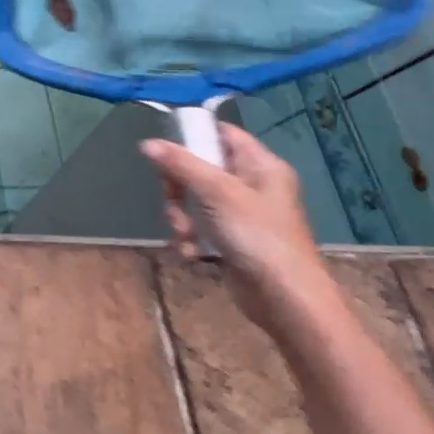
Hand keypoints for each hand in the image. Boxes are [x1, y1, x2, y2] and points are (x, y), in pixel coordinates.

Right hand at [140, 122, 329, 327]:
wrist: (286, 299)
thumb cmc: (258, 236)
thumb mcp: (216, 192)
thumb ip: (181, 164)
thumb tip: (147, 144)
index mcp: (260, 166)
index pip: (222, 133)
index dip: (193, 135)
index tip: (165, 149)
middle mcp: (252, 184)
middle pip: (198, 167)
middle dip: (178, 189)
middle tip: (174, 203)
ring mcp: (241, 213)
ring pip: (193, 198)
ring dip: (181, 217)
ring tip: (185, 236)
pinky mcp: (232, 238)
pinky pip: (199, 225)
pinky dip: (190, 237)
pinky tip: (192, 252)